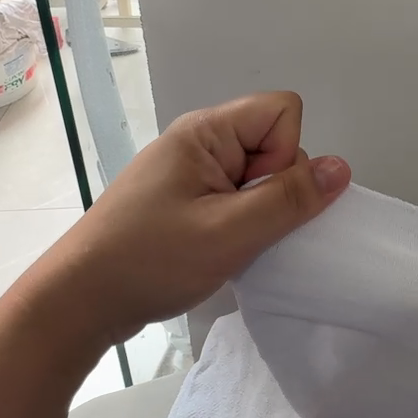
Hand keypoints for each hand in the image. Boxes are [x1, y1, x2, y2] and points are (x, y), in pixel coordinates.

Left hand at [23, 91, 350, 351]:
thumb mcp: (229, 233)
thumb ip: (289, 199)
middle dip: (273, 187)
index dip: (285, 154)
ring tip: (224, 242)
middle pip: (274, 142)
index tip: (254, 196)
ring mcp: (192, 169)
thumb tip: (341, 168)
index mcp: (207, 131)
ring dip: (257, 209)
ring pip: (259, 172)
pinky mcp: (186, 197)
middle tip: (237, 227)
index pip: (282, 111)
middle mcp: (202, 140)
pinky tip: (217, 248)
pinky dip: (240, 220)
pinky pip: (238, 192)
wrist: (75, 305)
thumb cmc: (149, 260)